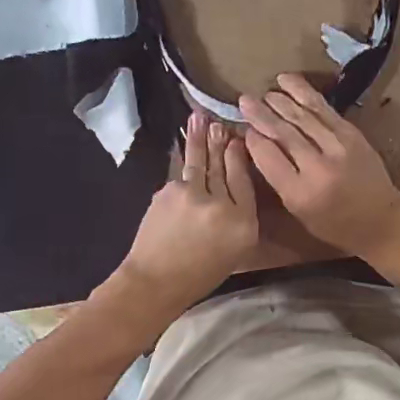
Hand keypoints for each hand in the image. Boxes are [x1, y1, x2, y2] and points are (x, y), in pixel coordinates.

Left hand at [110, 113, 259, 312]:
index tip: (239, 141)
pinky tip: (184, 149)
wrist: (155, 281)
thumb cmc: (197, 275)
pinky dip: (183, 165)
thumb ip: (236, 221)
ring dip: (200, 138)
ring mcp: (194, 195)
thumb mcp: (232, 253)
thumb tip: (229, 190)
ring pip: (200, 161)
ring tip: (200, 118)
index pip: (245, 182)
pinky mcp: (170, 191)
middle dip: (221, 143)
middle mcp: (223, 204)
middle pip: (224, 167)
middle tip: (221, 123)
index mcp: (244, 224)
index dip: (240, 158)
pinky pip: (180, 174)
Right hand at [239, 74, 399, 258]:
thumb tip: (258, 147)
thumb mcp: (298, 212)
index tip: (243, 129)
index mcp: (299, 193)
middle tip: (243, 101)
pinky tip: (287, 82)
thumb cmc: (333, 224)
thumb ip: (278, 180)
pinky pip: (322, 108)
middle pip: (283, 134)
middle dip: (260, 115)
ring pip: (302, 117)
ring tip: (263, 93)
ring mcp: (337, 147)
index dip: (253, 140)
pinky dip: (303, 92)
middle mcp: (317, 168)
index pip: (268, 158)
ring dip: (279, 101)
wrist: (380, 219)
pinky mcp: (351, 134)